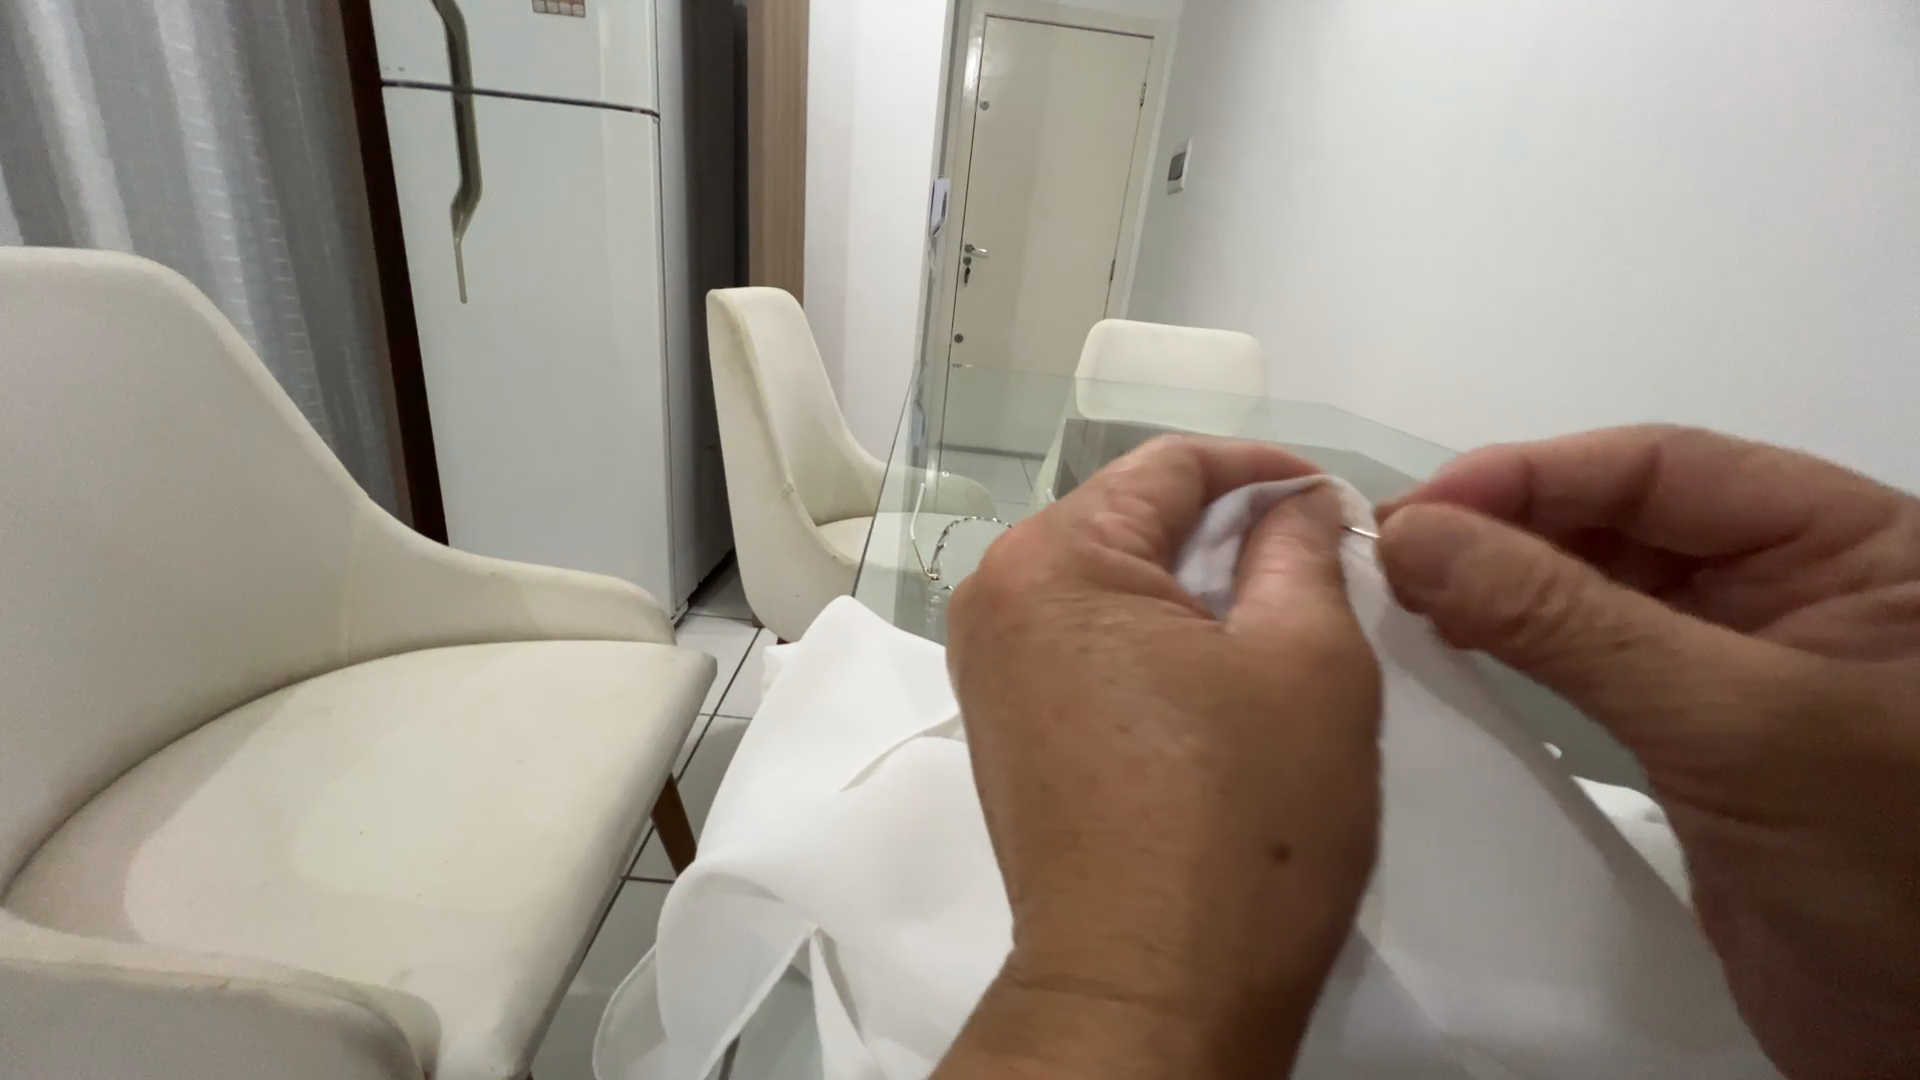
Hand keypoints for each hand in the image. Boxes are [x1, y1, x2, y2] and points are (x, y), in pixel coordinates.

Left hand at [942, 437, 1381, 1079]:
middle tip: (1304, 559)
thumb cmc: (1240, 821)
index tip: (1324, 498)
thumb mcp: (1306, 660)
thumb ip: (1298, 548)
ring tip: (1258, 611)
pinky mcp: (994, 706)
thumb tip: (1294, 499)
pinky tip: (1195, 663)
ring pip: (1097, 572)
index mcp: (1053, 556)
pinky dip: (1137, 625)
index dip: (1258, 468)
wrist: (1143, 985)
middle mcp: (995, 588)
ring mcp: (983, 652)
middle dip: (1217, 525)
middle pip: (1123, 514)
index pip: (1166, 464)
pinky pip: (1072, 628)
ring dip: (1179, 578)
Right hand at [1378, 425, 1919, 1079]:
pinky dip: (1502, 633)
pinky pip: (1571, 643)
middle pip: (1609, 514)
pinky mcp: (1675, 714)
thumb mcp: (1722, 721)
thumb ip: (1557, 617)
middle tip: (1391, 557)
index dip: (1526, 475)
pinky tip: (1450, 637)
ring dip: (1488, 577)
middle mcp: (1787, 581)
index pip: (1657, 466)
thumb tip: (1407, 534)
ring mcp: (1725, 650)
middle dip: (1495, 526)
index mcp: (1852, 546)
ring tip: (1407, 594)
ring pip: (1580, 575)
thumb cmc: (1887, 872)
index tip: (1414, 516)